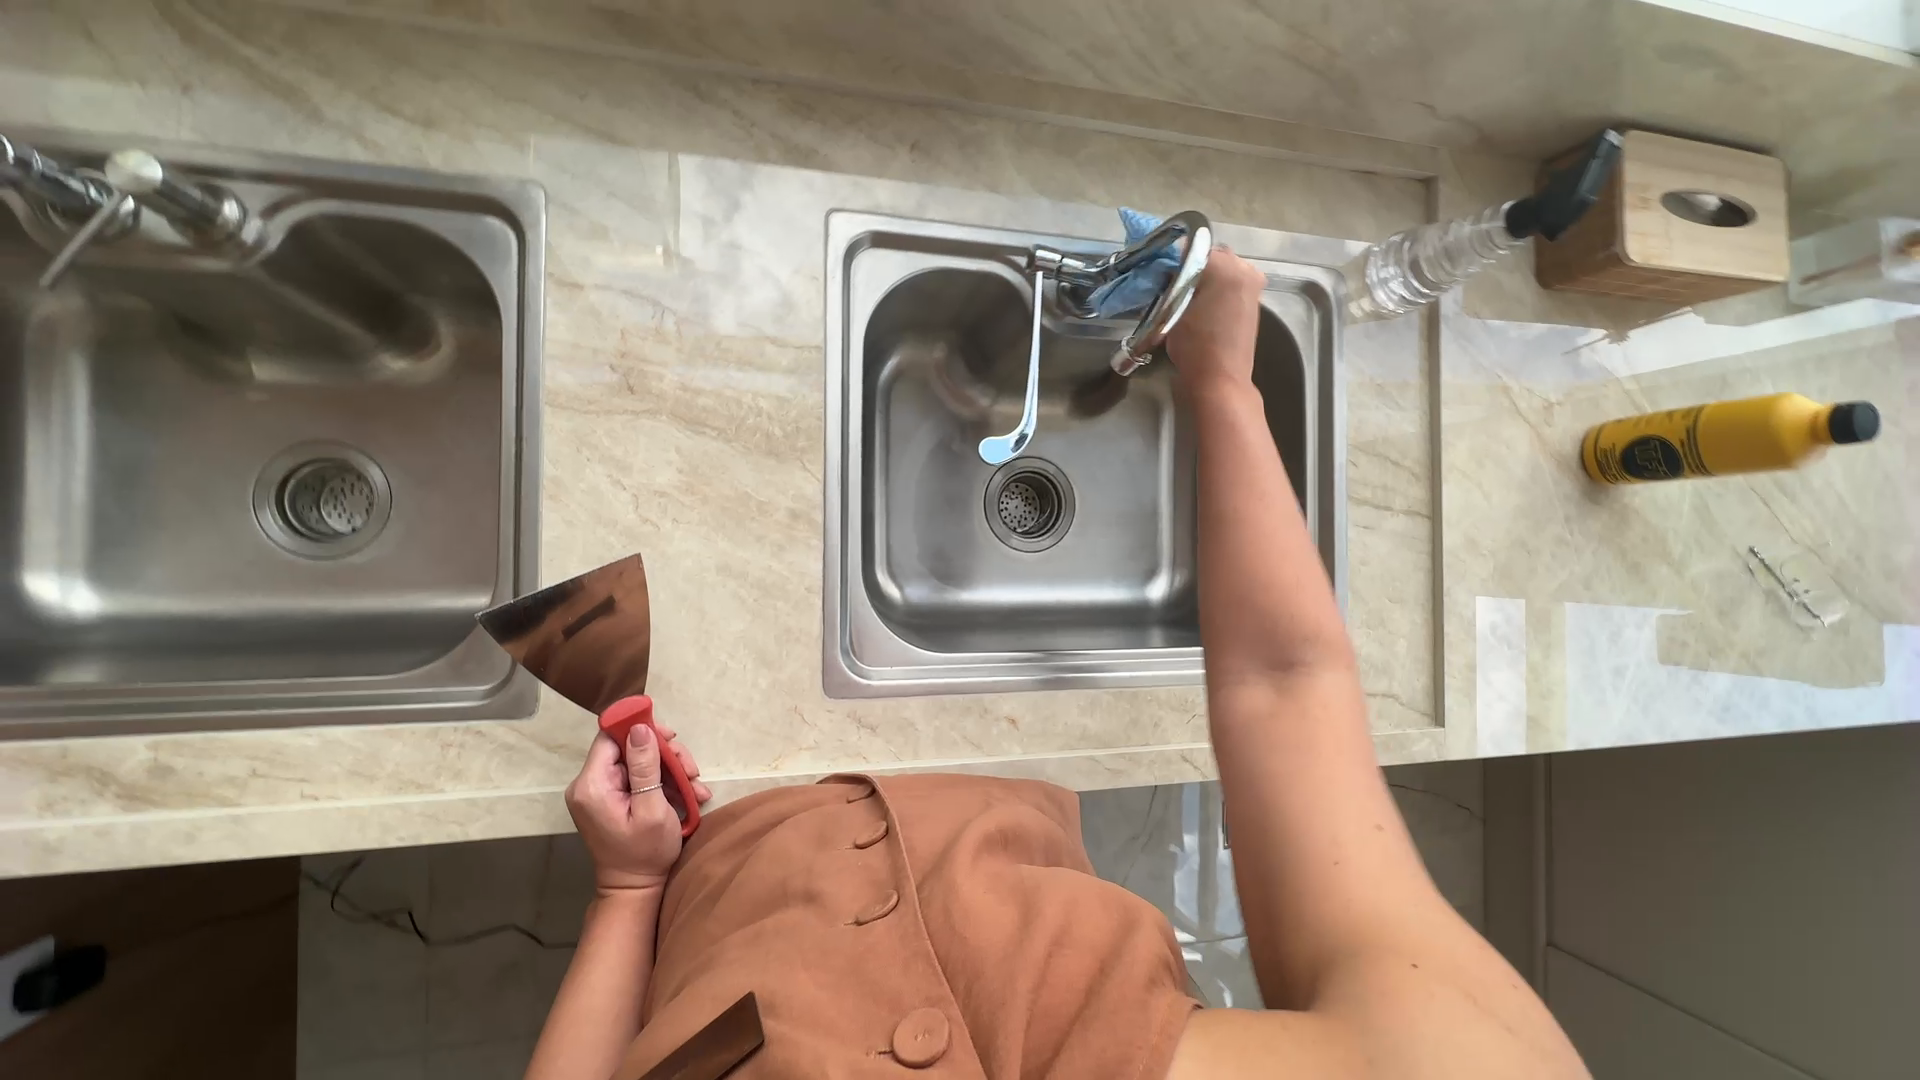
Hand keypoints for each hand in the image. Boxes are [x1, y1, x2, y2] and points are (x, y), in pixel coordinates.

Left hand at [564, 721, 712, 894]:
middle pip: (629, 746)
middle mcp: (589, 784)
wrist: (635, 890)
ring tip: (695, 788)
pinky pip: (639, 776)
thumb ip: (645, 767)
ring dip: (671, 769)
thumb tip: (640, 728)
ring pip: (639, 759)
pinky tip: (688, 794)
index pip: (610, 737)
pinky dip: (664, 781)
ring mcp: (600, 791)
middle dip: (664, 754)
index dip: (639, 729)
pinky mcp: (611, 797)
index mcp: (592, 785)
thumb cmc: (645, 853)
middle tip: (691, 770)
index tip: (669, 737)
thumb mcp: (652, 808)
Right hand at [1166, 248, 1265, 393]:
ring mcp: (1253, 284)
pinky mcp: (1253, 300)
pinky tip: (1199, 305)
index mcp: (1225, 266)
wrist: (1220, 380)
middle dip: (1190, 267)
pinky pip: (1229, 283)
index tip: (1157, 272)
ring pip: (1220, 269)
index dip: (1170, 259)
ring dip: (1203, 278)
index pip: (1190, 248)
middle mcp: (1244, 268)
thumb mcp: (1173, 311)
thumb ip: (1172, 283)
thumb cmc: (1195, 347)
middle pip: (1209, 256)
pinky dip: (1215, 288)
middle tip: (1170, 285)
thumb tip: (1167, 269)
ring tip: (1184, 297)